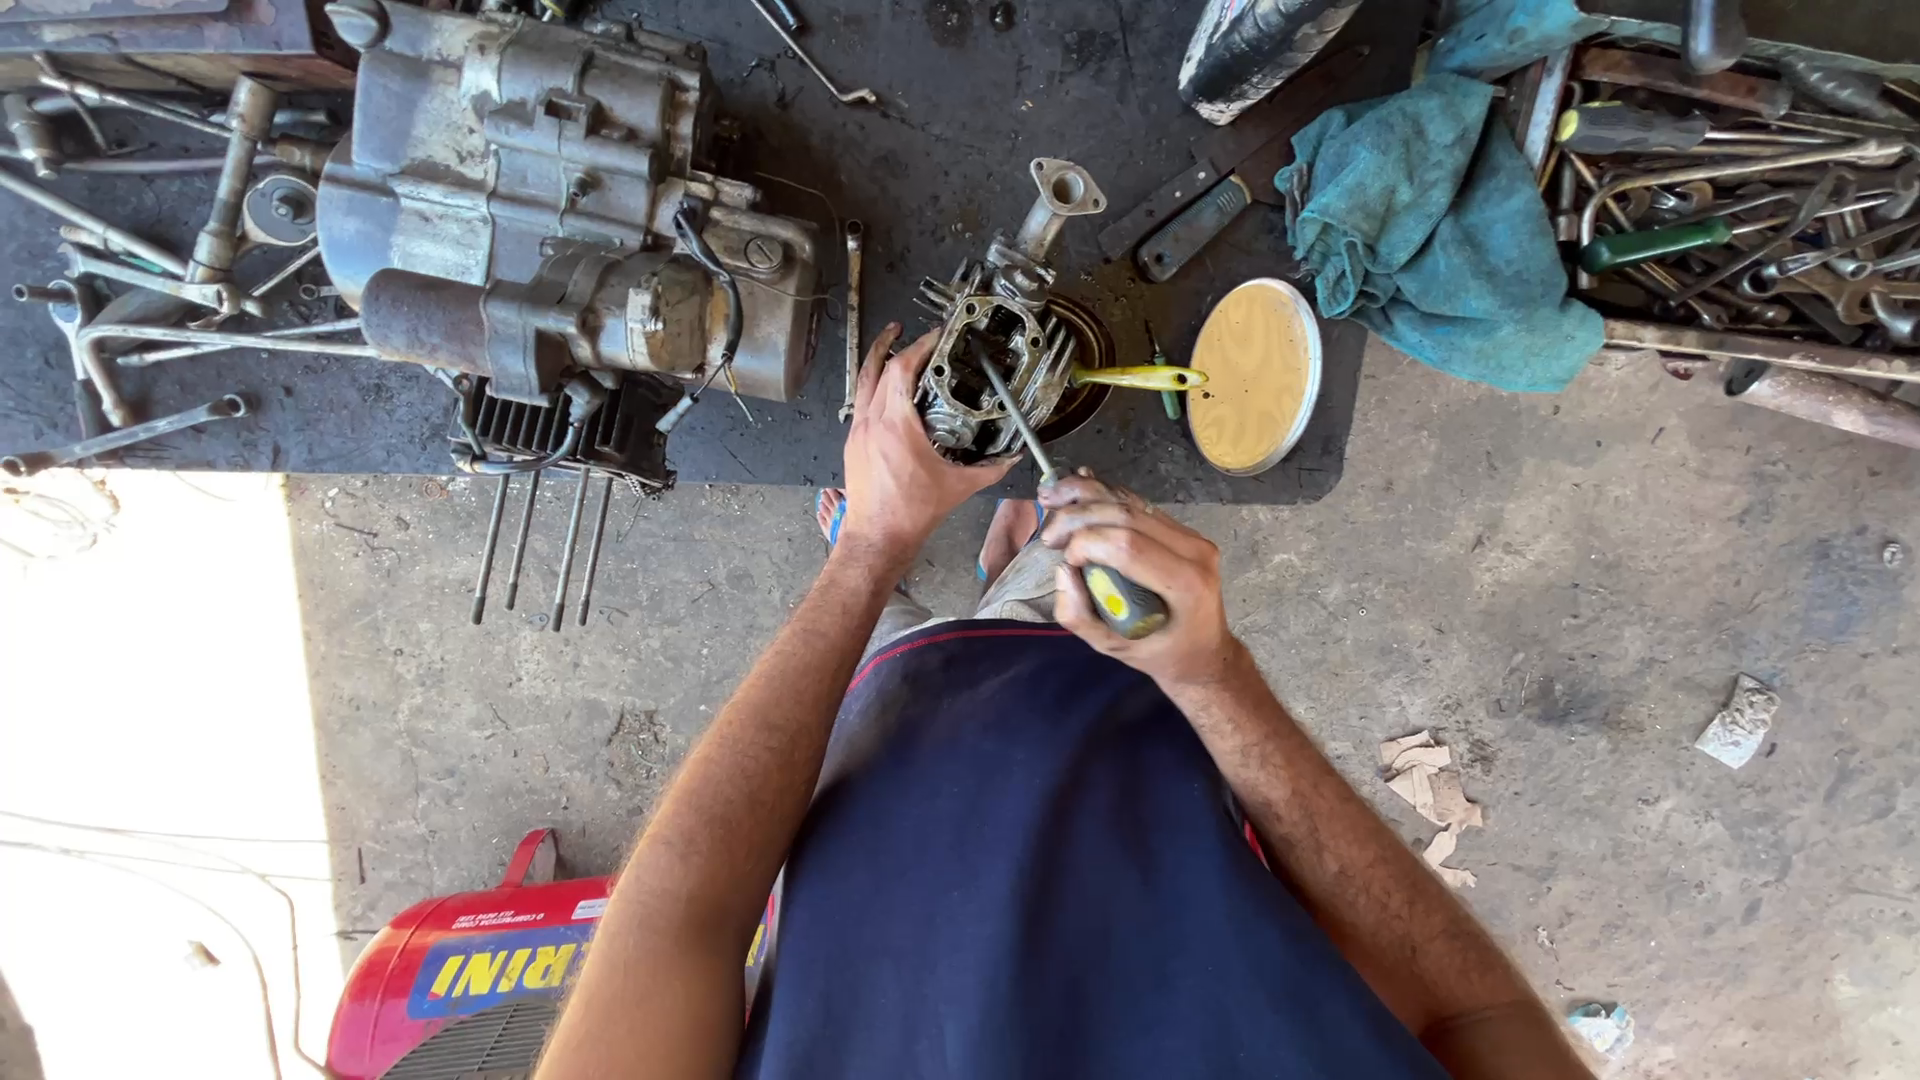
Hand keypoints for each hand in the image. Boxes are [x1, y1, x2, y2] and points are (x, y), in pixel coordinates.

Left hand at [840, 323, 1014, 560]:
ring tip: (891, 345)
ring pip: (863, 383)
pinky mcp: (852, 444)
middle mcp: (871, 422)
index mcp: (896, 425)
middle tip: (912, 334)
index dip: (920, 346)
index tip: (936, 337)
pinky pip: (860, 403)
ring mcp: (857, 432)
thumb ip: (989, 469)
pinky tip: (886, 390)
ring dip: (877, 361)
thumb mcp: (957, 487)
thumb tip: (1011, 458)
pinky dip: (873, 388)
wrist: (877, 537)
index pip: (903, 368)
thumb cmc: (911, 513)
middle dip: (895, 345)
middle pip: (879, 368)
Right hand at [1038, 472, 1247, 689]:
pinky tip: (1075, 486)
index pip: (1127, 545)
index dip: (1086, 543)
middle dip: (1077, 516)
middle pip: (1126, 515)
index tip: (1064, 560)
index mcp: (1185, 584)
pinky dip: (1102, 494)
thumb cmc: (1160, 654)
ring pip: (1130, 501)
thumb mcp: (1113, 649)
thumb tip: (1062, 571)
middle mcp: (1194, 551)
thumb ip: (1080, 616)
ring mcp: (1191, 535)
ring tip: (1049, 497)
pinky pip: (1136, 503)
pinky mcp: (1180, 529)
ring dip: (1085, 494)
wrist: (1203, 651)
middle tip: (1048, 535)